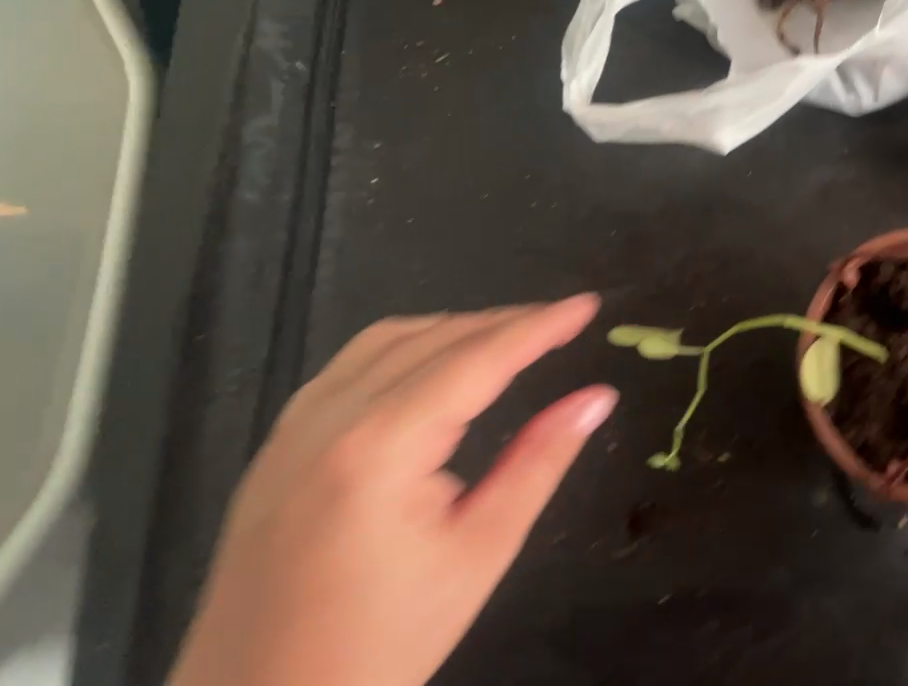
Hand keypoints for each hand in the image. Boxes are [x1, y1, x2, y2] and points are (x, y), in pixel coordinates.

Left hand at [168, 296, 616, 685]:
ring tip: (510, 337)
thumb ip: (542, 460)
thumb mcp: (483, 549)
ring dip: (454, 329)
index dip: (539, 326)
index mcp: (382, 446)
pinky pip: (347, 368)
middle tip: (562, 322)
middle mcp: (329, 421)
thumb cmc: (385, 638)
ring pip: (385, 342)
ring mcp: (291, 434)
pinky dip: (405, 348)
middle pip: (433, 340)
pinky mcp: (274, 453)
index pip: (478, 359)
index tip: (587, 305)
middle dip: (504, 322)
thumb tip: (597, 397)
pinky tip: (433, 367)